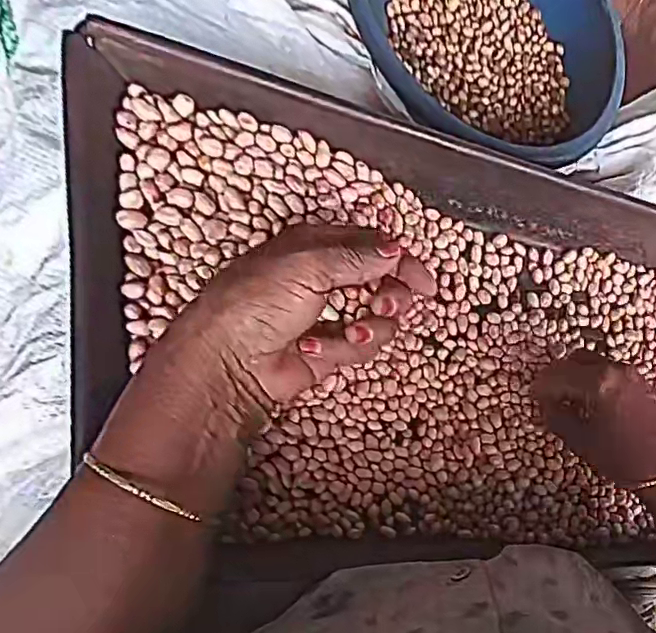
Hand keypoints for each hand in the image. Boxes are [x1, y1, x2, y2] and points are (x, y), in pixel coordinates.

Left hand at [143, 225, 435, 431]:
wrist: (231, 361)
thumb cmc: (254, 305)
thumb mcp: (307, 267)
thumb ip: (357, 257)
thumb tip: (395, 251)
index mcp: (317, 247)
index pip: (374, 247)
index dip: (402, 263)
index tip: (425, 284)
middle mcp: (327, 279)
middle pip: (384, 285)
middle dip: (389, 298)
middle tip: (382, 306)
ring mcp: (331, 317)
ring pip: (379, 322)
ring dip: (368, 330)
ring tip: (348, 336)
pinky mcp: (333, 349)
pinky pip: (361, 349)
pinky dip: (342, 351)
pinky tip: (314, 350)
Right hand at [534, 350, 655, 487]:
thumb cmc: (626, 460)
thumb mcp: (583, 442)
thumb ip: (559, 419)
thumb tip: (546, 408)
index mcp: (599, 383)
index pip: (558, 375)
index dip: (541, 386)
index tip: (533, 395)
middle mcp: (617, 372)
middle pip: (575, 360)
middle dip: (558, 375)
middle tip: (547, 395)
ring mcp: (632, 376)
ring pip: (594, 362)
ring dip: (577, 375)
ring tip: (567, 399)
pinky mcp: (642, 384)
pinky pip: (611, 372)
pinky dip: (595, 379)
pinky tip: (590, 402)